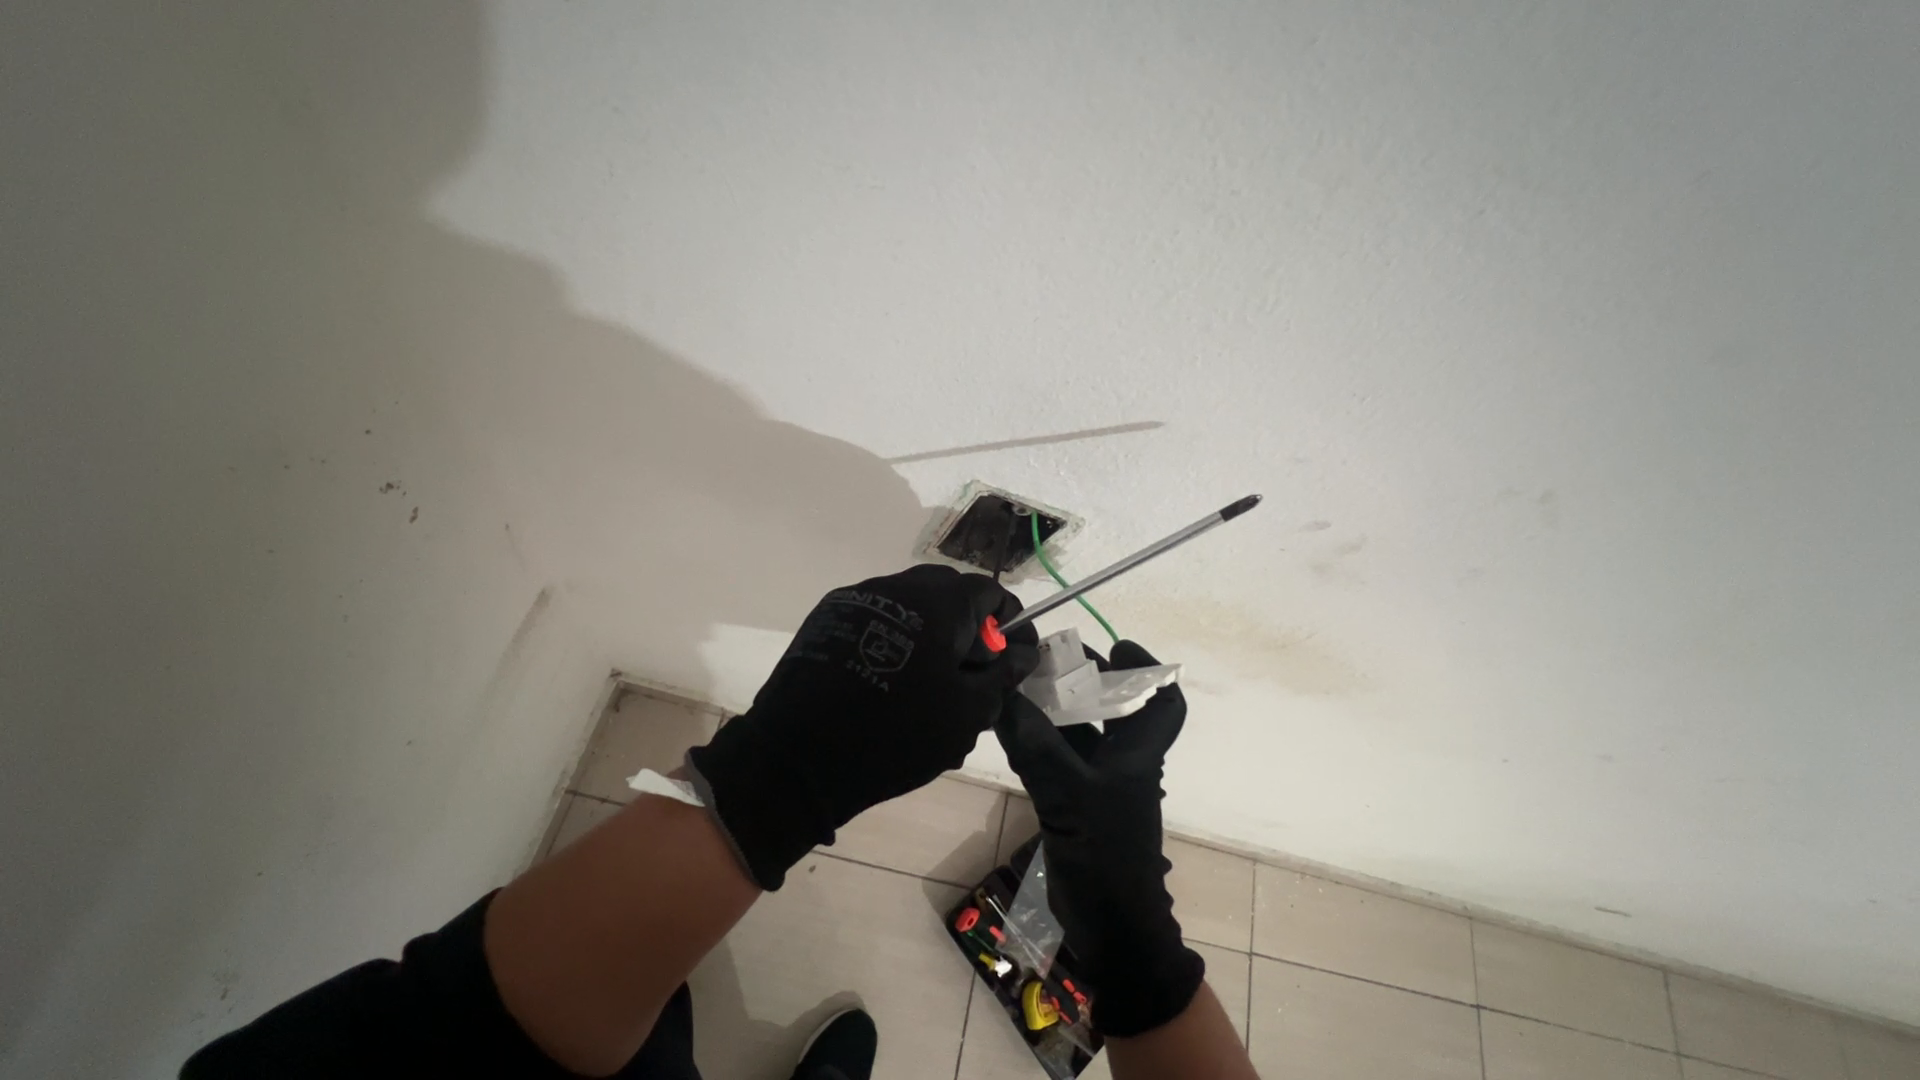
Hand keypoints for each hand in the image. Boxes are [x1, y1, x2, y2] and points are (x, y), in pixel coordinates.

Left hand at [687, 564, 1038, 889]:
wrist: (799, 756)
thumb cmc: (897, 733)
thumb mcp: (966, 712)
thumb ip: (1002, 675)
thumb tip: (1021, 651)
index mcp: (939, 601)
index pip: (991, 592)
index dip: (1010, 624)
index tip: (1013, 660)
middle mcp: (899, 585)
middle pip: (950, 594)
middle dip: (970, 629)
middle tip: (972, 675)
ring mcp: (859, 598)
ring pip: (912, 605)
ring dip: (932, 634)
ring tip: (931, 684)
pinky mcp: (828, 618)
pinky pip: (879, 617)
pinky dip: (896, 639)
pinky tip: (890, 681)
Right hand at [994, 641, 1202, 1036]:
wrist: (1111, 928)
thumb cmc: (1105, 857)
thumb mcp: (1069, 796)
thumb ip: (1036, 746)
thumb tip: (1004, 696)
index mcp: (1138, 755)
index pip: (1164, 701)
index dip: (1147, 668)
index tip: (1114, 645)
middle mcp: (1123, 763)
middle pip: (1114, 708)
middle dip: (1086, 679)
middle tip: (1048, 658)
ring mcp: (1098, 786)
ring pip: (1082, 732)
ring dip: (1057, 708)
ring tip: (1022, 684)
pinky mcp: (1074, 806)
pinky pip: (1057, 759)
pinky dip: (1037, 739)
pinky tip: (1009, 728)